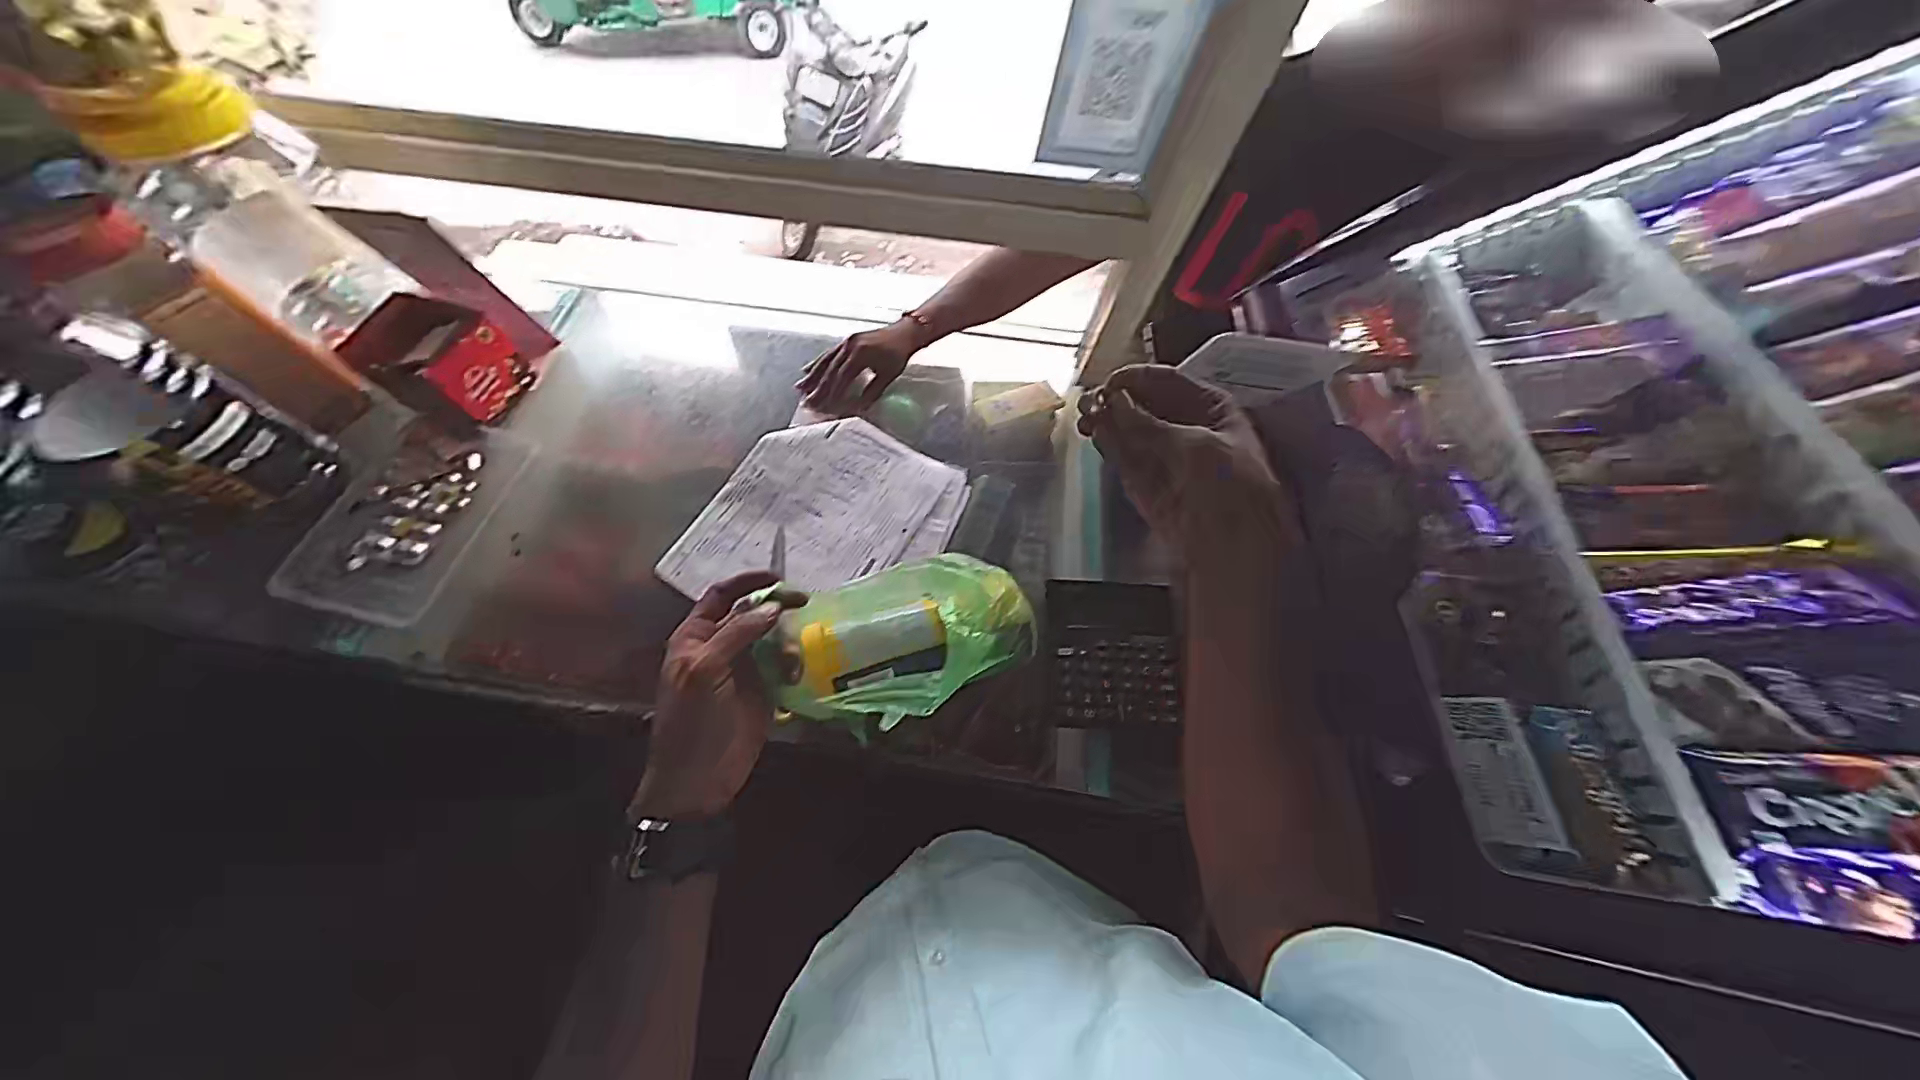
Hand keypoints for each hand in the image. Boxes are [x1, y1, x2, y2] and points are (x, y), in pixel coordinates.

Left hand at [631, 571, 807, 819]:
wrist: (697, 780)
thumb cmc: (690, 722)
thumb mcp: (704, 670)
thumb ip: (737, 634)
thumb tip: (773, 607)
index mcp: (697, 637)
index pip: (722, 596)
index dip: (747, 582)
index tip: (778, 578)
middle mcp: (722, 647)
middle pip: (754, 614)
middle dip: (777, 608)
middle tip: (803, 603)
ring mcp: (745, 669)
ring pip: (775, 638)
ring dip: (788, 642)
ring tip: (791, 662)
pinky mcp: (765, 691)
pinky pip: (785, 665)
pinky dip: (794, 665)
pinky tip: (794, 678)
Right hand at [795, 318, 927, 413]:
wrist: (904, 332)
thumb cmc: (898, 354)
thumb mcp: (888, 375)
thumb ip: (872, 391)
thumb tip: (859, 408)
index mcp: (860, 354)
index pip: (842, 378)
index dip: (832, 394)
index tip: (824, 407)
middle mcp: (849, 346)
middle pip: (830, 371)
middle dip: (818, 389)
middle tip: (807, 403)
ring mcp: (846, 342)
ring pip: (825, 361)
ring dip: (812, 376)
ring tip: (800, 389)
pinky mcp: (846, 341)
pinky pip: (828, 354)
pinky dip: (817, 363)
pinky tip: (807, 370)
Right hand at [1076, 365, 1300, 563]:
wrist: (1237, 552)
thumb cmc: (1232, 491)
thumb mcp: (1195, 447)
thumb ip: (1148, 423)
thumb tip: (1112, 401)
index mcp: (1214, 411)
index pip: (1170, 382)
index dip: (1138, 379)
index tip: (1109, 381)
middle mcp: (1190, 431)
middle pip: (1146, 406)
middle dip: (1118, 402)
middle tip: (1089, 401)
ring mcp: (1167, 461)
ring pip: (1132, 433)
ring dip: (1108, 423)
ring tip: (1084, 416)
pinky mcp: (1148, 488)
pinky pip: (1126, 460)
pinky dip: (1111, 447)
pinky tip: (1094, 434)